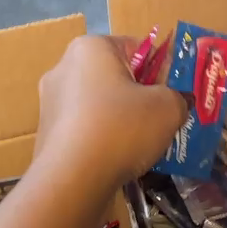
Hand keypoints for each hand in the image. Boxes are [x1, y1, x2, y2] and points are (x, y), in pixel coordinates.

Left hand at [33, 35, 185, 190]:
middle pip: (114, 78)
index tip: (173, 94)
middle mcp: (63, 68)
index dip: (160, 70)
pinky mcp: (46, 136)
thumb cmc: (121, 129)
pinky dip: (100, 142)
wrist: (73, 180)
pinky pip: (84, 131)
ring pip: (98, 107)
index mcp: (91, 47)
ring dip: (119, 122)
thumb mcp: (167, 108)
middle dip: (138, 98)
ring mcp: (50, 104)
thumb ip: (179, 98)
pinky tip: (115, 161)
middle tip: (160, 122)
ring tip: (140, 147)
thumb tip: (180, 101)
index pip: (136, 48)